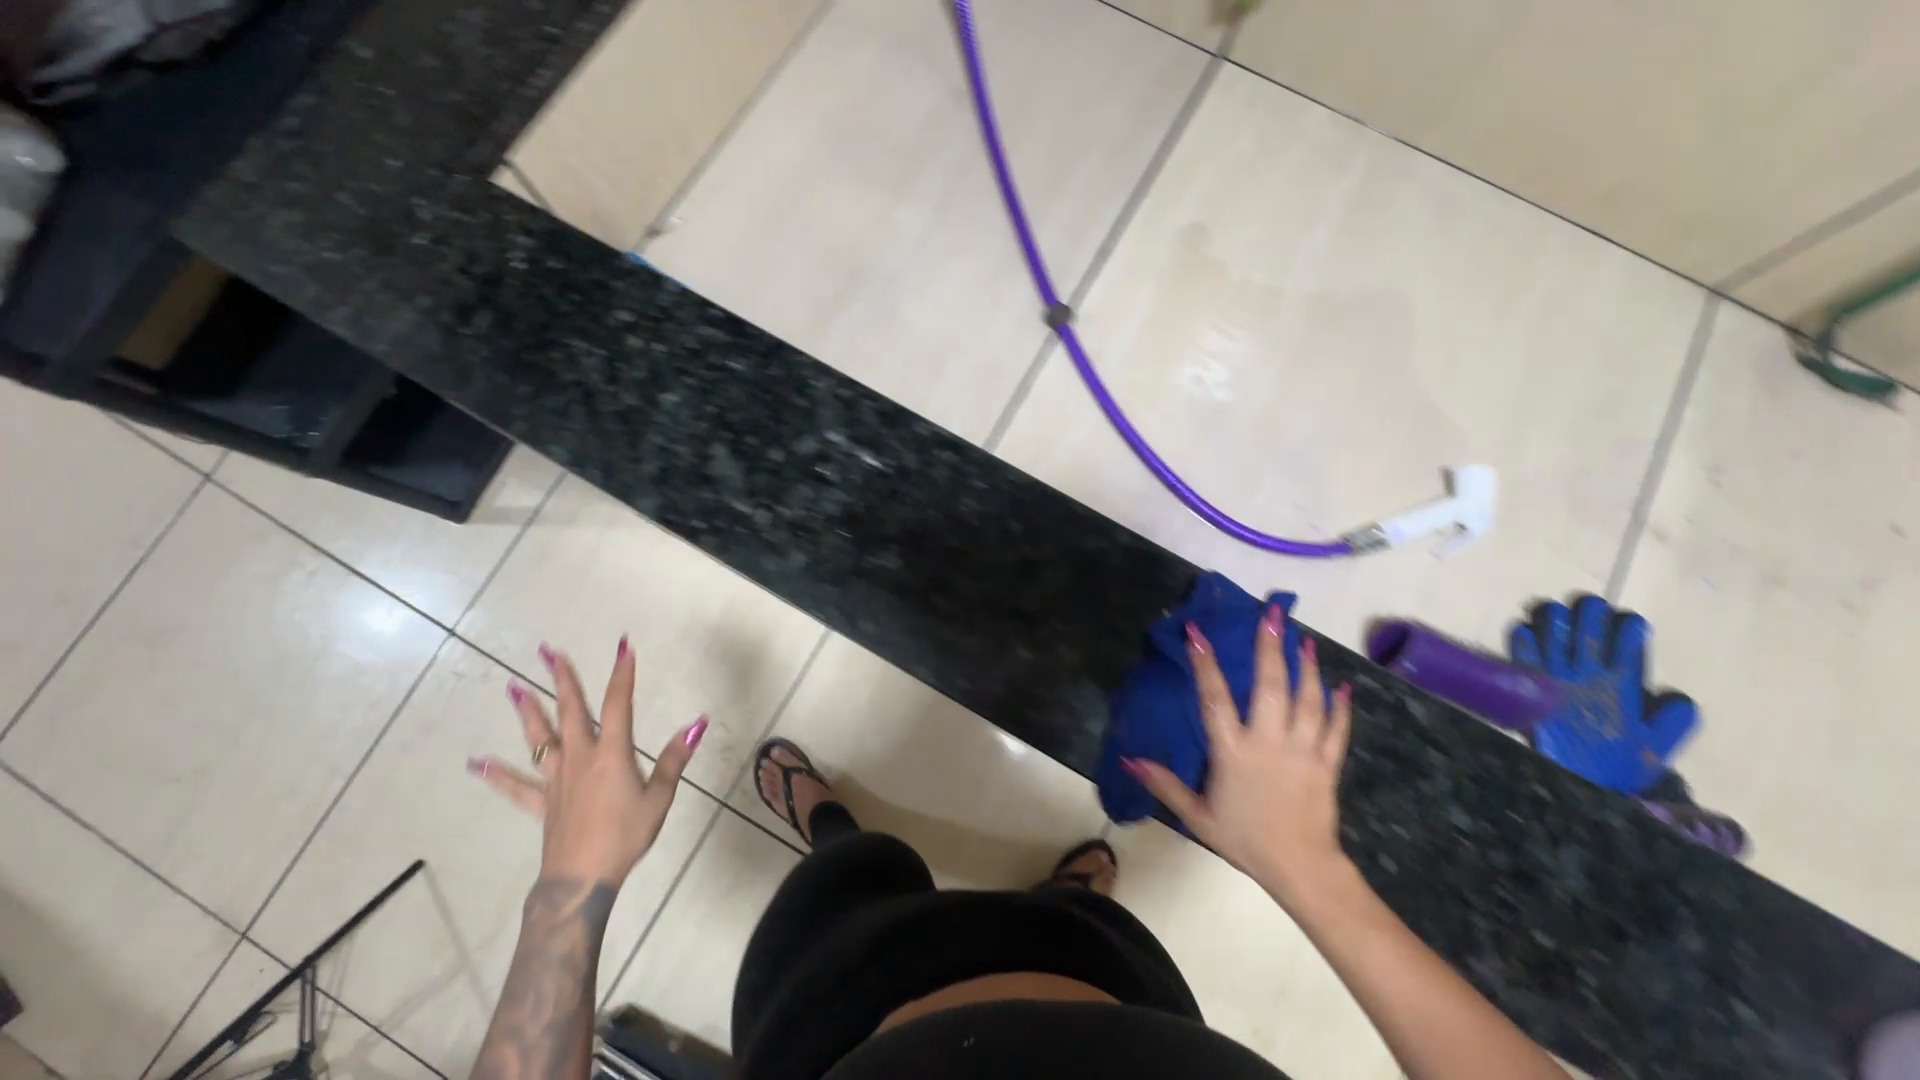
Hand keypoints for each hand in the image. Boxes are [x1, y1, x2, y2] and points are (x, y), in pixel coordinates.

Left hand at [469, 637, 705, 886]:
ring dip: (527, 711)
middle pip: (570, 711)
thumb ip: (674, 759)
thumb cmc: (626, 835)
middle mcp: (580, 757)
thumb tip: (696, 723)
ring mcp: (555, 778)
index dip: (622, 673)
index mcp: (611, 753)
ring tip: (512, 687)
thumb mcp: (659, 798)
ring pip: (539, 738)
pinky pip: (516, 786)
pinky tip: (475, 764)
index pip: (618, 703)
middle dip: (561, 679)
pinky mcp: (541, 801)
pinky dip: (497, 774)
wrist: (582, 877)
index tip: (624, 646)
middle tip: (548, 651)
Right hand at [1126, 605, 1351, 905]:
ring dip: (1306, 666)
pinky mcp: (1328, 763)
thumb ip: (1165, 785)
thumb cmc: (1244, 840)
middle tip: (1272, 614)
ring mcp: (1303, 750)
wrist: (1300, 868)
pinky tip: (1342, 685)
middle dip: (1270, 647)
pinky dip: (1339, 705)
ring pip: (1307, 698)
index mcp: (1233, 752)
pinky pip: (1336, 728)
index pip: (1215, 699)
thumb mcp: (1198, 816)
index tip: (1198, 633)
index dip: (1205, 665)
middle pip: (1270, 686)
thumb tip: (1130, 760)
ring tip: (1304, 639)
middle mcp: (1269, 742)